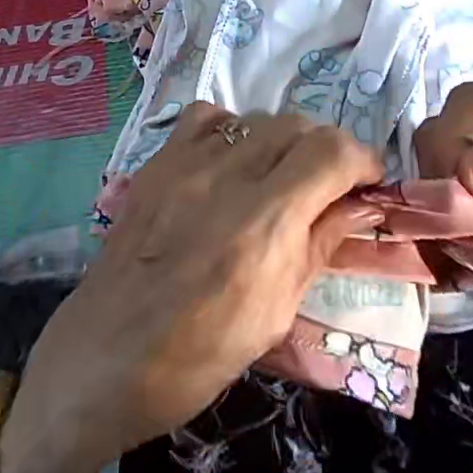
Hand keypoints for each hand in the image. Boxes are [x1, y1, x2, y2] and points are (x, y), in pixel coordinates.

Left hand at [0, 103, 383, 472]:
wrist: (106, 354)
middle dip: (325, 150)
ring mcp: (181, 164)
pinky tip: (229, 164)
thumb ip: (318, 244)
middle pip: (296, 124)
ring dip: (280, 140)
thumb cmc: (198, 355)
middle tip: (327, 186)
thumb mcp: (276, 312)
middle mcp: (224, 177)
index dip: (363, 160)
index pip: (331, 150)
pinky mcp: (154, 164)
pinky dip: (231, 131)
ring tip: (279, 177)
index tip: (366, 184)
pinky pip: (204, 120)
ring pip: (253, 117)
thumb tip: (358, 205)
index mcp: (263, 223)